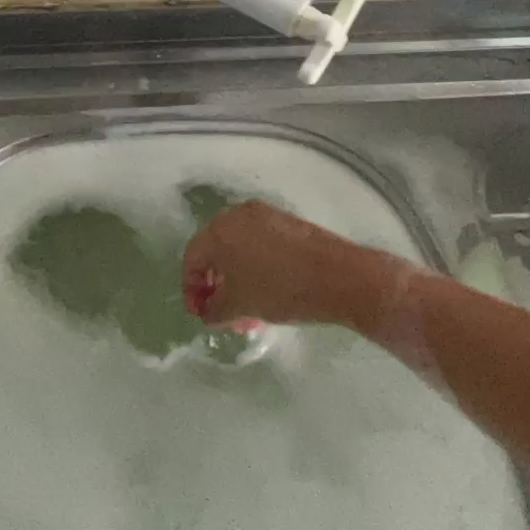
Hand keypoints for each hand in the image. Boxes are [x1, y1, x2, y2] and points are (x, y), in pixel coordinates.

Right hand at [182, 200, 396, 327]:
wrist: (339, 276)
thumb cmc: (280, 290)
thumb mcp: (240, 307)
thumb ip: (214, 310)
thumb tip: (208, 311)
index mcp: (217, 232)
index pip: (191, 259)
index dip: (191, 289)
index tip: (201, 314)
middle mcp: (235, 215)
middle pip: (213, 251)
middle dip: (214, 284)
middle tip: (224, 313)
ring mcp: (263, 214)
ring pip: (238, 248)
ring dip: (236, 278)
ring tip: (249, 309)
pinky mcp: (286, 221)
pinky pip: (259, 243)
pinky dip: (256, 266)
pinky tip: (269, 291)